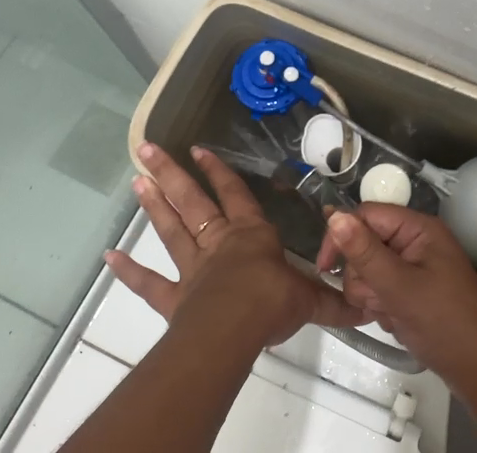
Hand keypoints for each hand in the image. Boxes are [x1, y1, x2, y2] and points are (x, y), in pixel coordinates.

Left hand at [108, 143, 361, 348]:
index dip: (220, 172)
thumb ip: (335, 301)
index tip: (201, 149)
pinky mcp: (174, 298)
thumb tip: (368, 304)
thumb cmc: (274, 302)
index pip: (235, 196)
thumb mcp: (311, 300)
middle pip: (193, 202)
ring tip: (136, 179)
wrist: (238, 327)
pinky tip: (108, 257)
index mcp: (251, 235)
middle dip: (172, 173)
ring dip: (154, 204)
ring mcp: (192, 268)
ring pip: (171, 229)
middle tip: (148, 148)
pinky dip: (129, 271)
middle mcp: (219, 243)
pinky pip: (149, 283)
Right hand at [317, 204, 476, 388]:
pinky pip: (381, 290)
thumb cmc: (444, 321)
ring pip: (368, 271)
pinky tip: (397, 322)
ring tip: (392, 313)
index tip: (326, 268)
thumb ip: (365, 252)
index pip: (367, 215)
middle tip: (380, 298)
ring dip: (372, 295)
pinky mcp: (412, 292)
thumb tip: (333, 215)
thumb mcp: (400, 286)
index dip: (343, 236)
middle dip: (363, 276)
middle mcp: (415, 242)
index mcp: (418, 229)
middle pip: (365, 244)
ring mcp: (414, 268)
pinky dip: (382, 307)